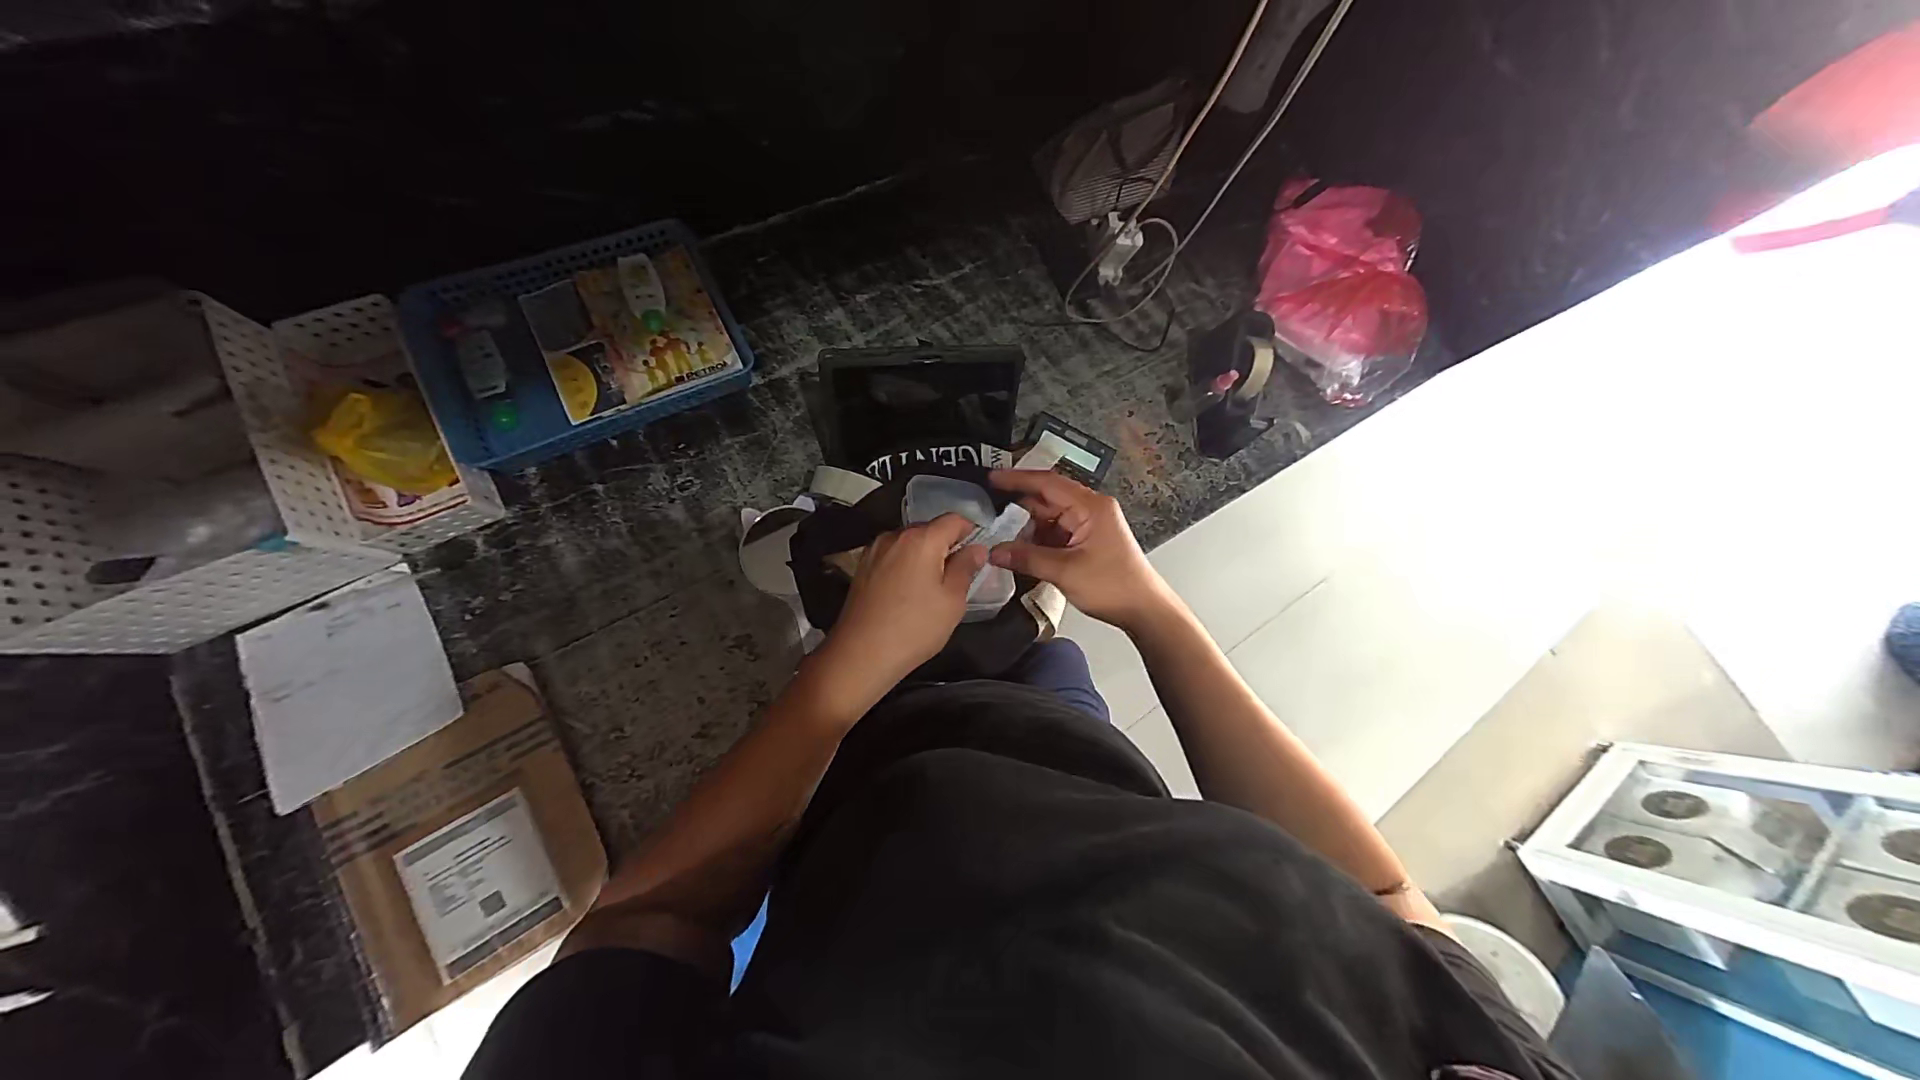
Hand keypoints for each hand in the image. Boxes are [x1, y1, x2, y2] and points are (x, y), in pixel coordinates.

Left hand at [823, 513, 987, 692]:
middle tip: (958, 577)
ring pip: (909, 543)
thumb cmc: (914, 628)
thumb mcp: (952, 600)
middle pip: (929, 529)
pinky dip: (905, 566)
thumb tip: (977, 548)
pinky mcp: (862, 567)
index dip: (971, 533)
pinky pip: (893, 556)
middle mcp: (895, 536)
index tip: (977, 556)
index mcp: (921, 539)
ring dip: (924, 557)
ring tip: (931, 589)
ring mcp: (874, 550)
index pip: (954, 519)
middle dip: (946, 546)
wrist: (860, 654)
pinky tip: (908, 593)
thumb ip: (966, 567)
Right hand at [988, 469, 1178, 633]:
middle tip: (988, 513)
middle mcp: (1090, 510)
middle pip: (1047, 499)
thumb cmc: (1115, 586)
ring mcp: (1088, 526)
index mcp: (1091, 507)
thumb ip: (1026, 558)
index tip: (993, 478)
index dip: (1017, 479)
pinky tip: (1019, 551)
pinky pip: (1056, 534)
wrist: (1143, 610)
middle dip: (1018, 507)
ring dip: (1027, 528)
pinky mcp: (1086, 542)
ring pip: (1049, 519)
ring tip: (1000, 536)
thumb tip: (995, 552)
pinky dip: (1037, 541)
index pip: (1048, 483)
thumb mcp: (1065, 571)